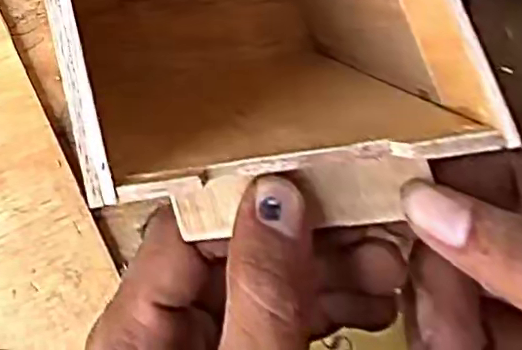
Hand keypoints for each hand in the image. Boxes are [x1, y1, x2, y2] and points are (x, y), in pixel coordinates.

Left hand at [89, 176, 408, 349]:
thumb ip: (259, 294)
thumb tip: (273, 197)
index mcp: (135, 326)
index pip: (182, 233)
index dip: (244, 205)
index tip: (312, 190)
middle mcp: (162, 331)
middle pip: (225, 257)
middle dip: (299, 240)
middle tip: (370, 230)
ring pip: (259, 291)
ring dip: (322, 272)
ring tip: (386, 266)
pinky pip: (276, 327)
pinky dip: (324, 311)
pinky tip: (372, 303)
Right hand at [402, 152, 521, 349]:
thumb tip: (427, 200)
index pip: (511, 174)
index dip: (443, 183)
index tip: (394, 216)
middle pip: (474, 226)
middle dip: (439, 268)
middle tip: (439, 329)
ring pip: (461, 275)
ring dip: (435, 306)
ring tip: (443, 345)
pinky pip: (472, 323)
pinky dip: (447, 331)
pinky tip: (447, 346)